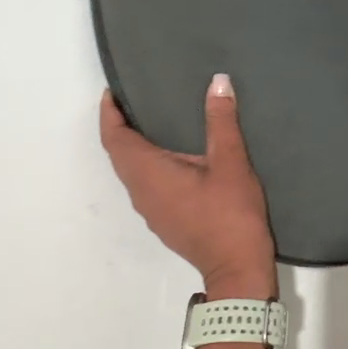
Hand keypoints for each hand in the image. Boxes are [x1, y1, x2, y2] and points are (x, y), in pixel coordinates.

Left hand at [99, 75, 276, 298]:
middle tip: (136, 98)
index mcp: (149, 173)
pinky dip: (147, 163)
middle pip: (118, 154)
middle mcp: (141, 192)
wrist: (238, 267)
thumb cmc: (231, 212)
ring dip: (133, 146)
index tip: (113, 91)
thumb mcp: (231, 161)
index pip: (115, 138)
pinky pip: (145, 183)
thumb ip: (222, 120)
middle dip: (120, 125)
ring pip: (131, 171)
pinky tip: (173, 155)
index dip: (109, 113)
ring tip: (155, 120)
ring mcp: (151, 210)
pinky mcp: (164, 220)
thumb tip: (218, 81)